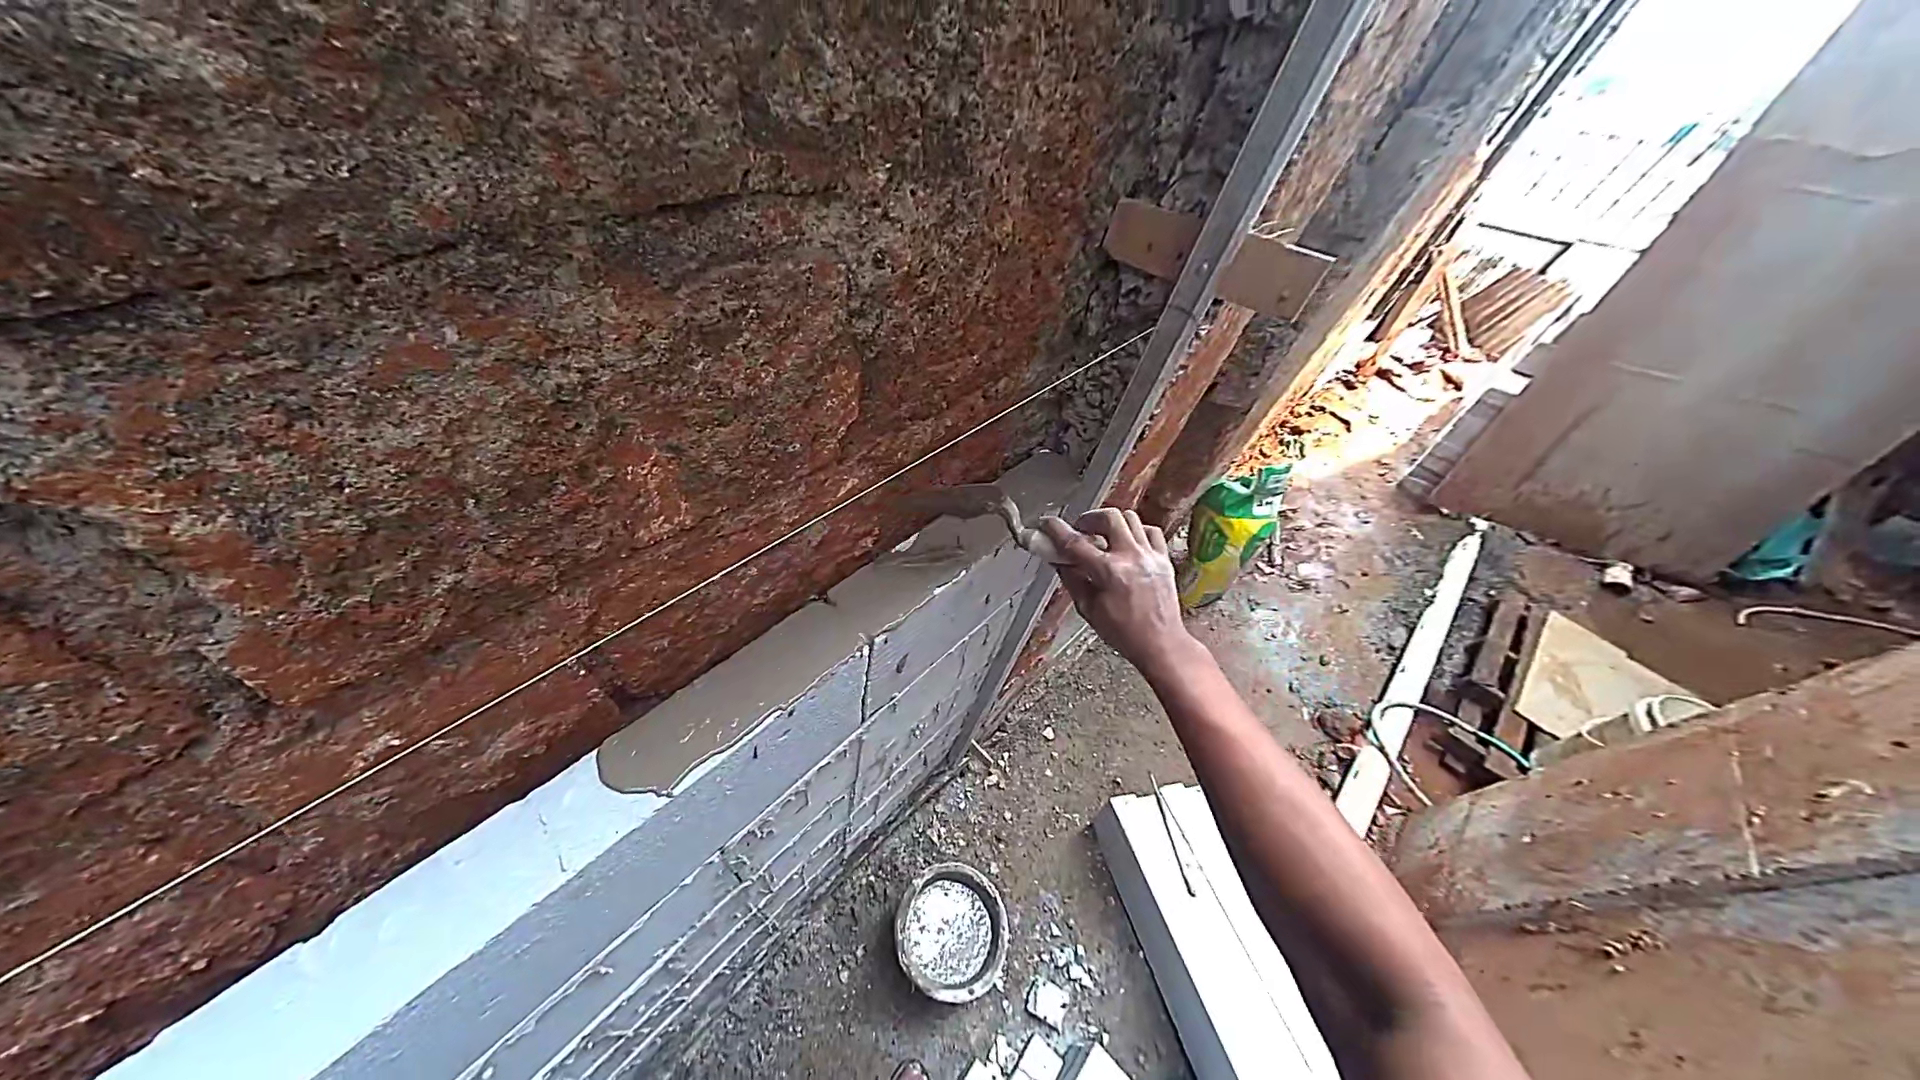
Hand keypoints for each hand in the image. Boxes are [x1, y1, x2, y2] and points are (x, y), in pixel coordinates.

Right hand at [1037, 508, 1200, 678]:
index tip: (1046, 524)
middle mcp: (1131, 558)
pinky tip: (1127, 542)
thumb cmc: (1125, 633)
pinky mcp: (1163, 559)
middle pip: (1108, 517)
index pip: (1075, 542)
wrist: (1161, 644)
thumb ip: (1072, 580)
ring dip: (1112, 522)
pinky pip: (1150, 531)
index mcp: (1109, 572)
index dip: (1055, 530)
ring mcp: (1150, 556)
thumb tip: (1059, 561)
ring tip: (1102, 535)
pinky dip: (1136, 531)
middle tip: (1080, 530)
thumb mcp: (1088, 609)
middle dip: (1089, 519)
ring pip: (1131, 518)